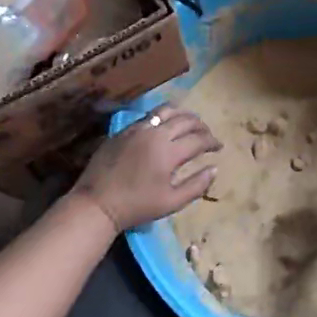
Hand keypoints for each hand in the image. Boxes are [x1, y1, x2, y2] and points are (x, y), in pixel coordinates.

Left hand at [72, 104, 220, 230]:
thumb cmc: (137, 206)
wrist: (97, 203)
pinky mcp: (123, 130)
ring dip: (183, 114)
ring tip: (189, 122)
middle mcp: (155, 133)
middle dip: (201, 126)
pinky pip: (148, 116)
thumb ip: (197, 185)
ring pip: (166, 110)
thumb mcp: (172, 202)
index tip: (219, 147)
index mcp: (169, 152)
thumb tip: (214, 169)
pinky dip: (162, 117)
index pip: (199, 139)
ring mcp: (137, 129)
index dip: (212, 141)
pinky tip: (164, 126)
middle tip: (207, 135)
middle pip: (185, 120)